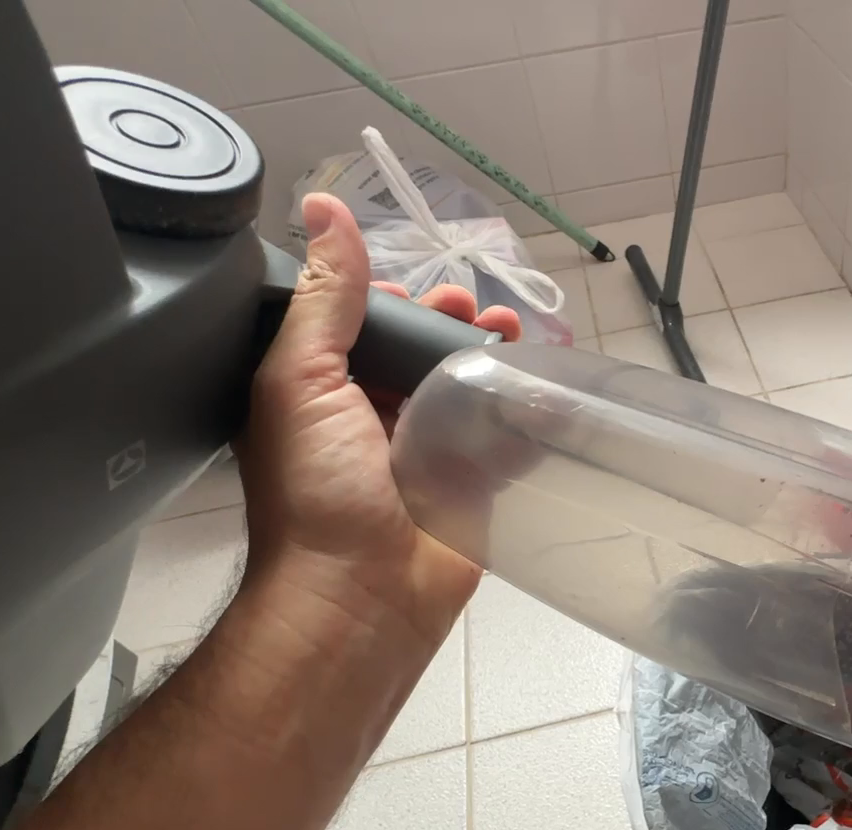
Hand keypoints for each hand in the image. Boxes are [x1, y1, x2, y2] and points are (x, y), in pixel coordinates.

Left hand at [237, 193, 519, 641]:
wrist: (364, 595)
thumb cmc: (319, 490)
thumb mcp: (302, 380)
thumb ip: (327, 302)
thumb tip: (326, 210)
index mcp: (328, 394)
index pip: (368, 332)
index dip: (398, 305)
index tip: (428, 293)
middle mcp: (378, 421)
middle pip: (425, 358)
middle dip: (456, 329)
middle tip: (482, 315)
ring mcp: (430, 456)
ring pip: (470, 393)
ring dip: (497, 363)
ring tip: (519, 341)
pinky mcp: (474, 487)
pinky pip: (506, 441)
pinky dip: (529, 415)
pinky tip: (550, 393)